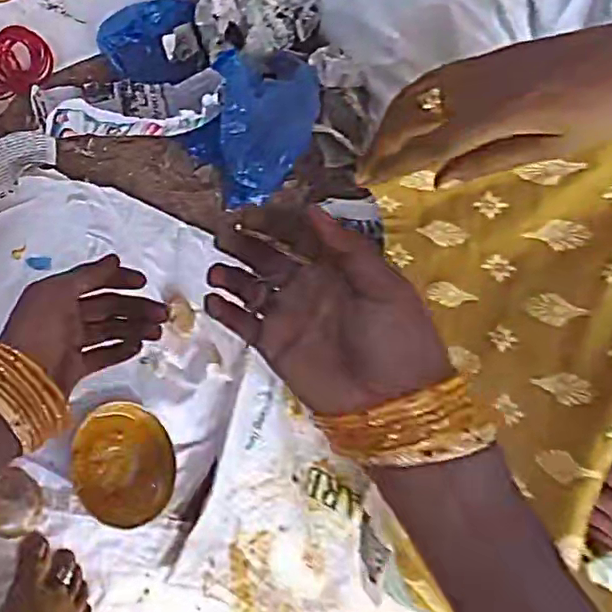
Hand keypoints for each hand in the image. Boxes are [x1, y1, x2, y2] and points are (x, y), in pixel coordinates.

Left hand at [0, 255, 165, 392]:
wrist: (23, 379)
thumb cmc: (37, 330)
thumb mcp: (60, 292)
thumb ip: (88, 275)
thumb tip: (113, 260)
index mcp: (55, 294)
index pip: (92, 281)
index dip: (117, 279)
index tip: (141, 282)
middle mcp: (62, 315)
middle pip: (105, 307)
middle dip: (134, 307)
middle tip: (160, 312)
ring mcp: (68, 342)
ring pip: (107, 330)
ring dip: (133, 328)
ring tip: (156, 332)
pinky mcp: (74, 366)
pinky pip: (101, 354)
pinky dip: (120, 349)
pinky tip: (137, 346)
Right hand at [205, 208, 452, 415]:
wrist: (391, 401)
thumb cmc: (398, 339)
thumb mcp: (384, 288)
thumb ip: (349, 249)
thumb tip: (313, 210)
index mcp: (334, 269)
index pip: (297, 237)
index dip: (273, 224)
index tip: (250, 214)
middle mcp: (305, 287)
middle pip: (267, 258)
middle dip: (244, 245)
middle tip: (224, 235)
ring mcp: (286, 315)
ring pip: (249, 287)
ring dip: (231, 276)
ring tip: (217, 272)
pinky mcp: (272, 343)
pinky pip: (242, 322)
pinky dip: (226, 311)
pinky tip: (214, 301)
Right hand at [362, 13, 611, 187]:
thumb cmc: (608, 109)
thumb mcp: (554, 148)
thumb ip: (489, 162)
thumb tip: (438, 180)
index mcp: (490, 116)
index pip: (423, 147)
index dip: (391, 166)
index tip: (366, 181)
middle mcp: (471, 89)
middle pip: (407, 119)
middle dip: (379, 146)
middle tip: (362, 170)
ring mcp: (474, 70)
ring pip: (411, 97)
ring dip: (386, 123)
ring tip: (376, 147)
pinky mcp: (481, 60)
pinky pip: (427, 82)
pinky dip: (405, 101)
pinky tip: (402, 116)